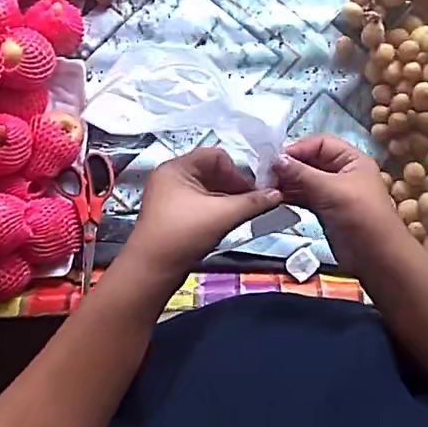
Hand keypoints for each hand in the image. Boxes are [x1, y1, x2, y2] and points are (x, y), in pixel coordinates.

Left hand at [122, 148, 281, 277]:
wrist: (151, 270)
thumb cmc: (181, 235)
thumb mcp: (222, 215)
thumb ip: (252, 202)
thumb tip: (275, 194)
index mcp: (176, 168)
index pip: (216, 156)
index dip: (238, 171)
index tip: (254, 189)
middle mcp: (170, 177)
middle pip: (212, 172)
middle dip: (234, 185)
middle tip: (253, 201)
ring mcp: (169, 197)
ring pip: (207, 189)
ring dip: (227, 198)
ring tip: (243, 212)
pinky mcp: (172, 214)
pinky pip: (200, 203)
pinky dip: (216, 209)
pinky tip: (228, 221)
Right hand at [273, 135, 396, 238]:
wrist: (377, 257)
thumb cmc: (359, 215)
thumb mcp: (330, 189)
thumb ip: (301, 173)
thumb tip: (275, 159)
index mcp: (352, 159)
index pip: (320, 144)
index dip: (298, 148)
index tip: (275, 158)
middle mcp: (343, 172)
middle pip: (311, 161)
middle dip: (290, 166)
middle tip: (265, 173)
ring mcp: (334, 192)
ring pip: (306, 180)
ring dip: (288, 182)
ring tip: (266, 186)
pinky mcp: (326, 210)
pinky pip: (305, 197)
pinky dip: (291, 196)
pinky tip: (275, 198)